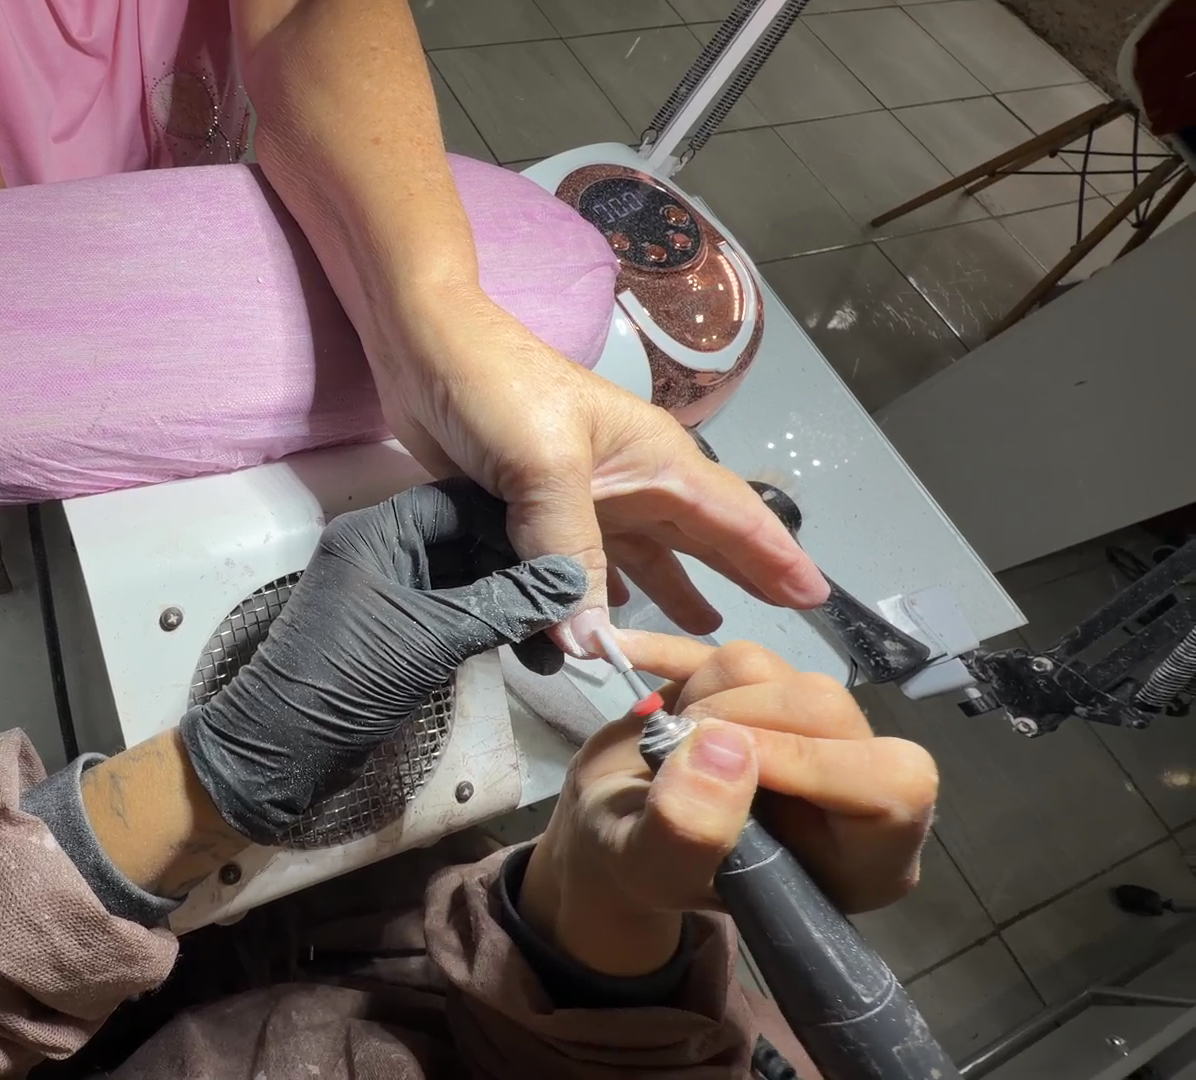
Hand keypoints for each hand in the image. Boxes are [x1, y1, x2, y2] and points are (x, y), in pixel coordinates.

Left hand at [182, 480, 587, 843]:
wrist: (286, 743)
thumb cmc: (351, 676)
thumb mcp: (433, 635)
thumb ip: (505, 604)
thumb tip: (574, 582)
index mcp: (378, 530)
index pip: (459, 501)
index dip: (515, 523)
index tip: (569, 553)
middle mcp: (381, 548)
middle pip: (465, 540)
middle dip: (518, 573)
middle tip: (571, 609)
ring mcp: (386, 587)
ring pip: (461, 579)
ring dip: (507, 606)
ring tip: (555, 646)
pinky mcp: (392, 623)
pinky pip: (448, 608)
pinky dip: (483, 625)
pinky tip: (523, 649)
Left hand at [361, 282, 828, 650]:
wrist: (426, 353)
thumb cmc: (502, 394)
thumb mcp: (548, 471)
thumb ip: (571, 556)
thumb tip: (592, 647)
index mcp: (652, 460)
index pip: (734, 514)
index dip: (775, 558)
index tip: (815, 598)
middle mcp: (623, 481)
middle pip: (689, 539)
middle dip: (725, 579)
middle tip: (752, 631)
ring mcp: (574, 496)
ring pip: (632, 553)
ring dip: (660, 589)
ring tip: (689, 629)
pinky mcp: (525, 506)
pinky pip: (573, 558)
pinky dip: (590, 587)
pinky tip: (598, 610)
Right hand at [518, 631, 937, 976]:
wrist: (612, 828)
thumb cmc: (639, 864)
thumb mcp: (647, 866)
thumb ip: (686, 828)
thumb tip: (723, 744)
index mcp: (859, 857)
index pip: (892, 781)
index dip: (806, 759)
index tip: (720, 760)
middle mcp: (848, 783)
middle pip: (826, 706)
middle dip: (733, 716)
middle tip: (676, 747)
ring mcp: (799, 727)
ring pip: (770, 670)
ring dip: (700, 694)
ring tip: (665, 736)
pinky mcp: (753, 688)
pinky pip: (720, 646)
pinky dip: (666, 650)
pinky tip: (627, 655)